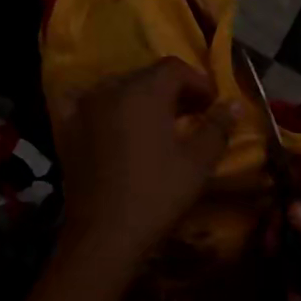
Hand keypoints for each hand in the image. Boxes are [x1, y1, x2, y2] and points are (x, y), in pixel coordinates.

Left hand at [57, 58, 239, 252]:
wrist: (107, 232)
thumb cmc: (159, 194)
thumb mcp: (199, 162)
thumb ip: (218, 127)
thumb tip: (233, 103)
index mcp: (144, 91)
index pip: (175, 68)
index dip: (199, 83)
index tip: (214, 106)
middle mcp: (109, 89)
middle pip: (146, 76)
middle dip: (173, 91)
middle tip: (193, 116)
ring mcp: (83, 108)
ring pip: (117, 90)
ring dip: (142, 99)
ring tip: (158, 125)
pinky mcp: (67, 130)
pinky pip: (85, 105)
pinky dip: (104, 108)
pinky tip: (112, 121)